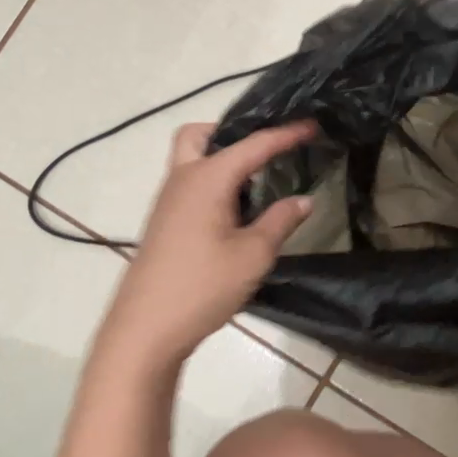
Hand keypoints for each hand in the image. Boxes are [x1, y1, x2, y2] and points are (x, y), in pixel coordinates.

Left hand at [101, 122, 315, 365]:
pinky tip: (237, 211)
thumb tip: (304, 199)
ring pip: (192, 160)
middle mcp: (182, 180)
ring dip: (222, 160)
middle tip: (264, 150)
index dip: (286, 134)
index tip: (313, 125)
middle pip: (200, 135)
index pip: (253, 145)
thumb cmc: (202, 287)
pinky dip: (214, 183)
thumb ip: (280, 221)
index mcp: (207, 179)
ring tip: (258, 181)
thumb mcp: (253, 255)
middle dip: (232, 132)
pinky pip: (190, 184)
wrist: (144, 330)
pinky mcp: (165, 224)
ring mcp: (168, 202)